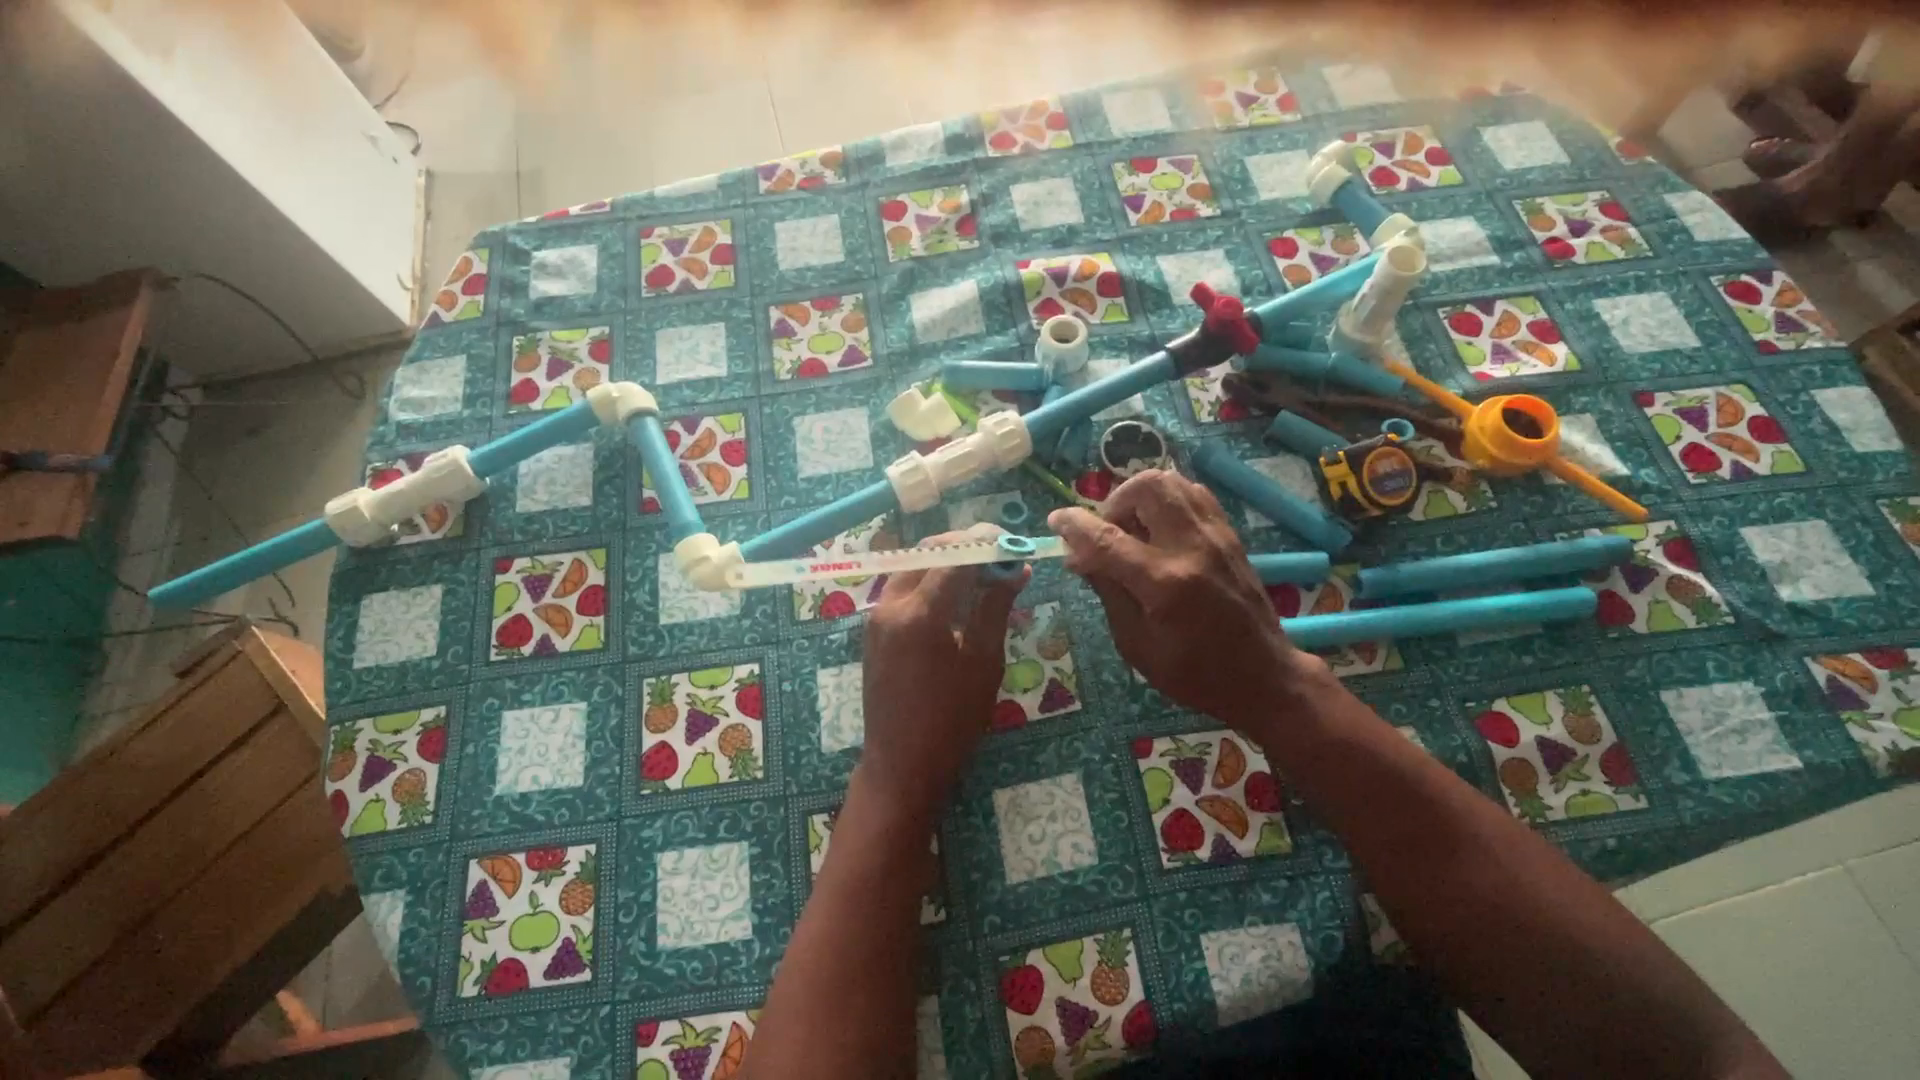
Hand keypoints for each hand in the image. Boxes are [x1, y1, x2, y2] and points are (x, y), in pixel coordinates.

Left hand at [857, 528, 1028, 821]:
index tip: (1012, 541)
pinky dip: (928, 579)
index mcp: (921, 613)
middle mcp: (891, 605)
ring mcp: (876, 616)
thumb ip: (995, 608)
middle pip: (928, 553)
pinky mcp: (873, 630)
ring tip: (980, 570)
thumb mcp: (983, 662)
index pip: (955, 556)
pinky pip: (901, 588)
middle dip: (964, 545)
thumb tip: (1015, 569)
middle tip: (998, 552)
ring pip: (911, 566)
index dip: (985, 543)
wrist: (901, 763)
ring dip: (945, 559)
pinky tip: (954, 593)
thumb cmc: (952, 720)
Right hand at [1048, 470, 1321, 726]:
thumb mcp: (1136, 644)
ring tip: (1132, 531)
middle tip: (1107, 535)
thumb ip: (1107, 591)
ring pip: (1172, 481)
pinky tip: (1159, 529)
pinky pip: (1193, 493)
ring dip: (1140, 497)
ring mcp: (1216, 536)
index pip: (1106, 538)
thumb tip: (1076, 555)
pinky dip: (1167, 500)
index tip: (1055, 521)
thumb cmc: (1194, 673)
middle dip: (1114, 503)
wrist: (1263, 675)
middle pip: (1146, 488)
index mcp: (1164, 584)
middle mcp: (1192, 548)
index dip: (1073, 525)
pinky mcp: (1230, 534)